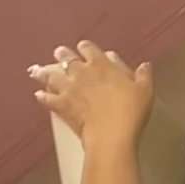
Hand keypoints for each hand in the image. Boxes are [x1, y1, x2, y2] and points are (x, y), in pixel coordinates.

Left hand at [30, 40, 154, 148]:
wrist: (112, 135)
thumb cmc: (131, 111)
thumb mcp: (145, 92)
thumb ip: (144, 76)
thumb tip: (145, 65)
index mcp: (101, 65)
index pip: (88, 48)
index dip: (86, 48)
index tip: (87, 50)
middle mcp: (80, 72)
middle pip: (65, 56)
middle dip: (63, 55)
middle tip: (61, 55)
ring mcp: (67, 88)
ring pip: (50, 75)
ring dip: (45, 73)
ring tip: (39, 72)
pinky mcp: (60, 105)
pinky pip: (46, 98)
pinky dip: (42, 96)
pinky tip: (39, 95)